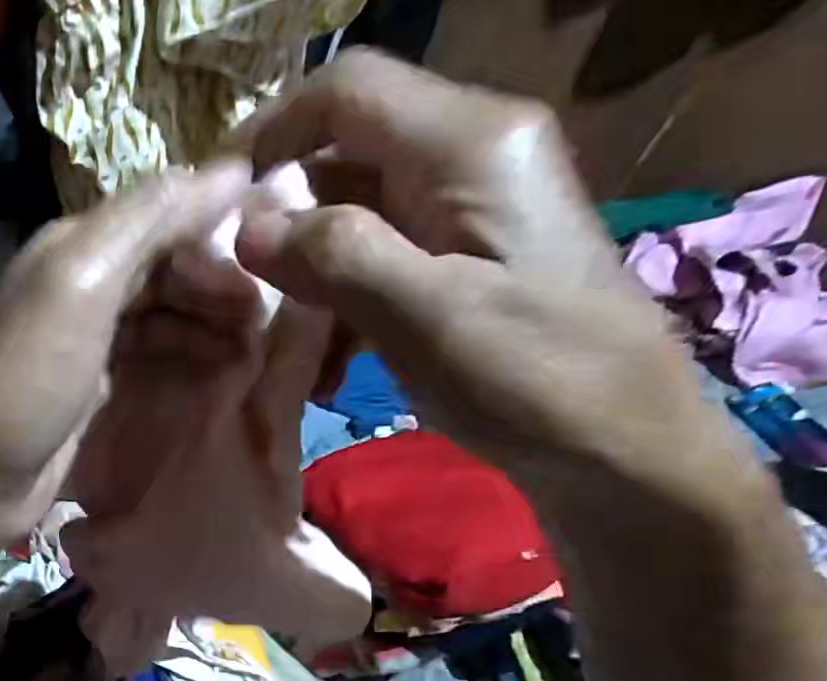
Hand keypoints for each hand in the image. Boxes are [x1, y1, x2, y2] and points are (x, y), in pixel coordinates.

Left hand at [0, 162, 252, 550]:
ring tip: (253, 349)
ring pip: (163, 314)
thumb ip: (149, 221)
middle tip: (267, 316)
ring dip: (208, 324)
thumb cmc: (27, 380)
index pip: (163, 216)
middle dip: (218, 283)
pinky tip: (219, 375)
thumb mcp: (82, 284)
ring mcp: (86, 343)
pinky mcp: (93, 391)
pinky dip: (185, 359)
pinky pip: (152, 359)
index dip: (218, 231)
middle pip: (167, 266)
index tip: (272, 261)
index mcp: (74, 247)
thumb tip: (233, 167)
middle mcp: (81, 286)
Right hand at [232, 50, 714, 495]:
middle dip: (276, 220)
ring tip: (281, 343)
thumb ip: (337, 258)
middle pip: (337, 153)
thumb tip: (246, 227)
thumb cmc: (534, 377)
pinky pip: (366, 256)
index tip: (212, 205)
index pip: (345, 91)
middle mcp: (464, 156)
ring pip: (343, 212)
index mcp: (469, 146)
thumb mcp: (427, 316)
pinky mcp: (452, 254)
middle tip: (233, 290)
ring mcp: (459, 208)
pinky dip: (330, 302)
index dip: (267, 133)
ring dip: (299, 274)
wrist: (614, 442)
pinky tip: (325, 364)